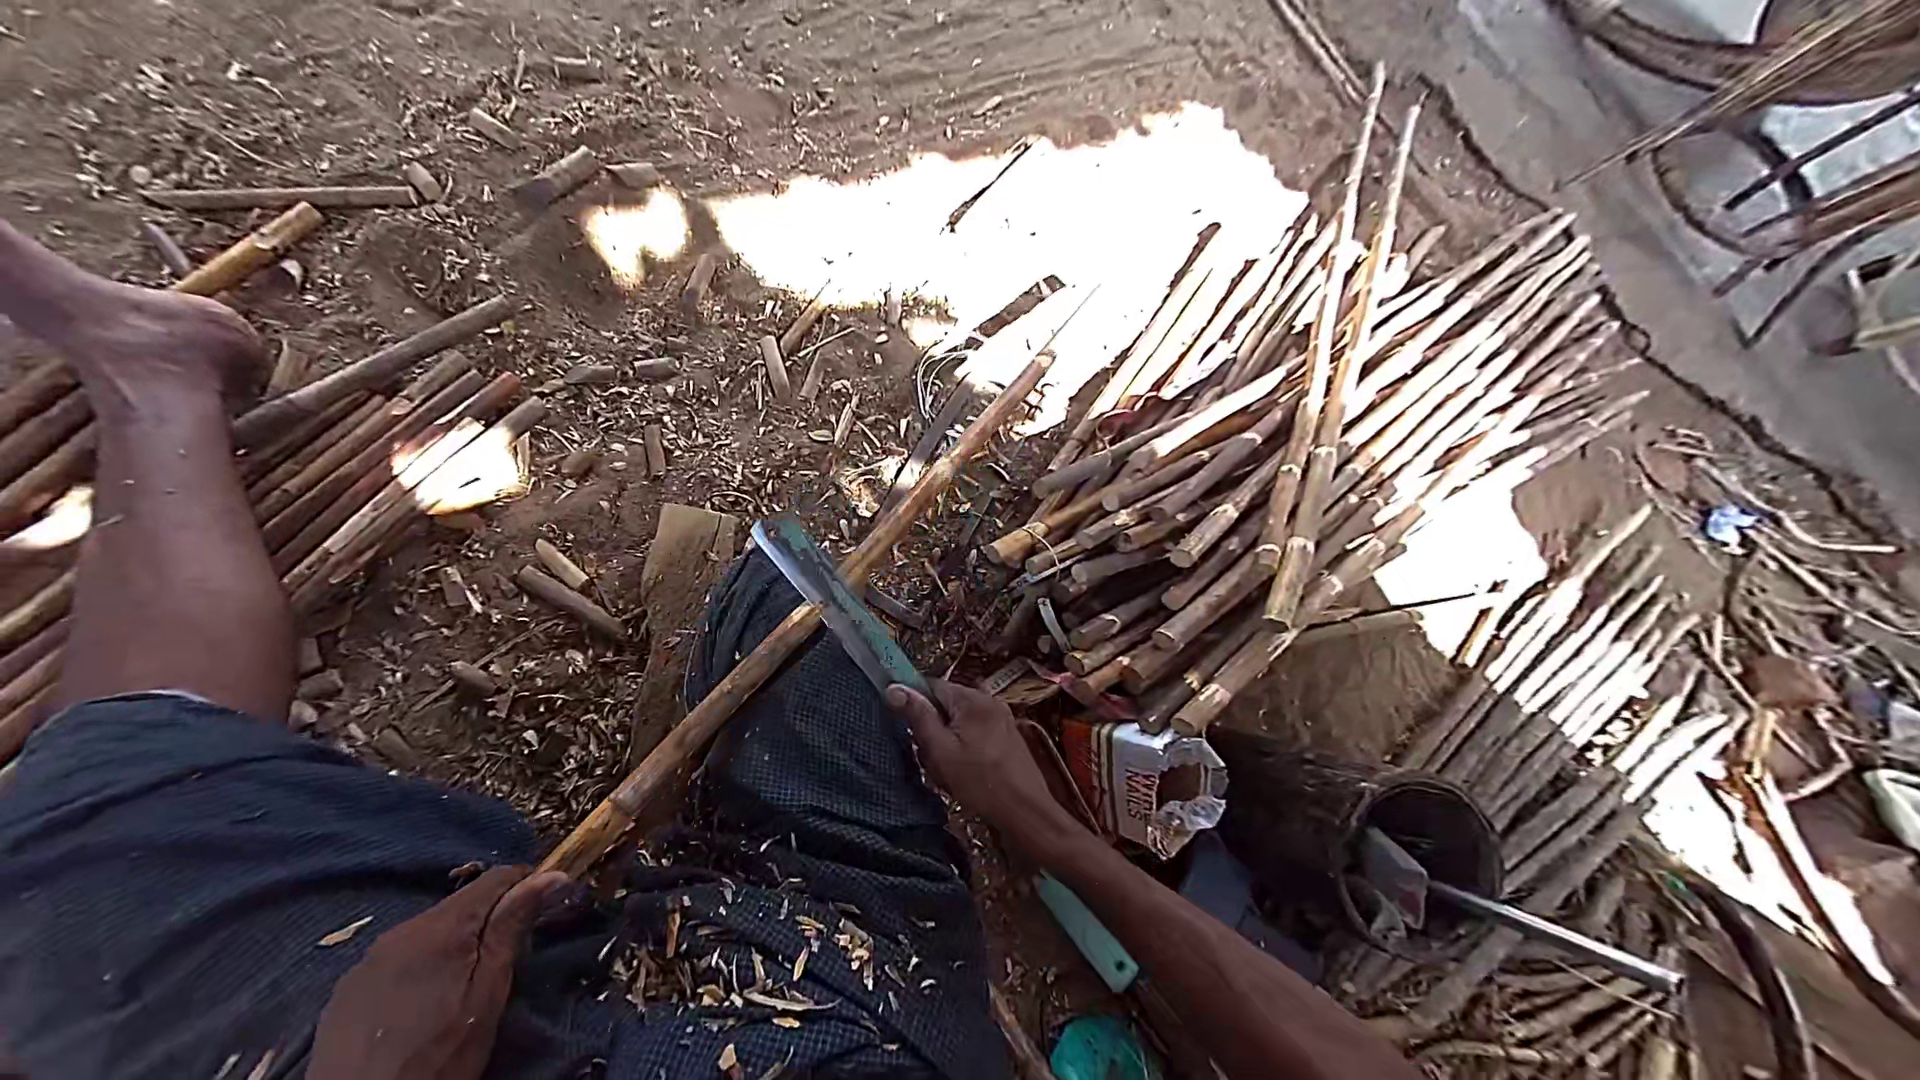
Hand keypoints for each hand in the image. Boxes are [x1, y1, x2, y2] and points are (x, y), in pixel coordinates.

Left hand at [309, 866, 566, 1079]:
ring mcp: (366, 962)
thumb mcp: (488, 992)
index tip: (544, 909)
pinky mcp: (346, 992)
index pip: (497, 877)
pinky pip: (400, 957)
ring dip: (457, 941)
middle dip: (491, 918)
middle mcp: (400, 932)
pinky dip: (423, 964)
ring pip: (431, 930)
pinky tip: (424, 1001)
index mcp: (440, 927)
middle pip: (462, 903)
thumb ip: (513, 927)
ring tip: (465, 982)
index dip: (527, 885)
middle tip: (507, 957)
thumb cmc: (437, 1058)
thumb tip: (552, 875)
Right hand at [886, 680, 1080, 849]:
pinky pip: (976, 731)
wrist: (1025, 810)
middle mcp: (989, 699)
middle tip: (933, 758)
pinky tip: (967, 772)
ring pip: (960, 721)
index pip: (932, 686)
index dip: (917, 705)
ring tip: (950, 770)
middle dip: (934, 728)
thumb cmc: (979, 782)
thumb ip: (918, 716)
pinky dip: (966, 747)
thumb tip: (894, 687)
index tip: (913, 732)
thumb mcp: (940, 750)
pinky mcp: (1008, 734)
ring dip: (948, 741)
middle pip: (947, 704)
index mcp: (971, 698)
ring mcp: (1002, 716)